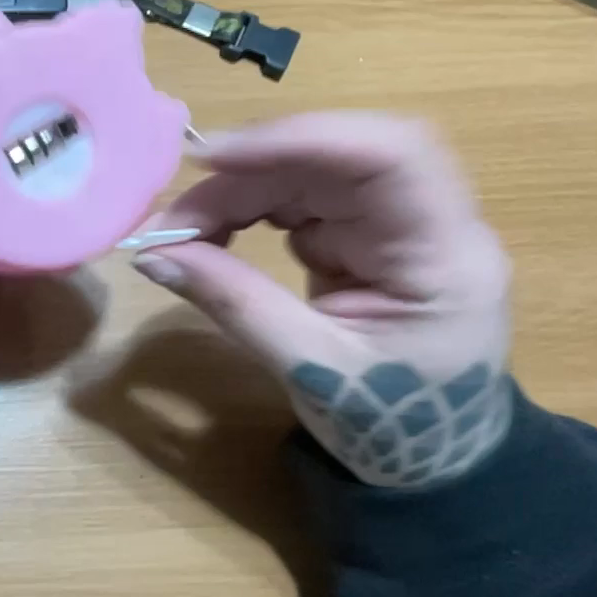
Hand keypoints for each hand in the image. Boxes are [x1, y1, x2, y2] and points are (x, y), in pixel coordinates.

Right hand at [130, 113, 512, 486]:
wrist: (434, 455)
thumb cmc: (391, 423)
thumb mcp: (310, 369)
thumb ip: (234, 303)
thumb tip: (152, 255)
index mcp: (445, 255)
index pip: (388, 156)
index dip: (298, 141)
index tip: (210, 160)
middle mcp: (427, 220)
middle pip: (330, 160)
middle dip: (241, 180)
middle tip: (168, 225)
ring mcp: (393, 223)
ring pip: (306, 173)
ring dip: (234, 194)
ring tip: (177, 235)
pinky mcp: (362, 234)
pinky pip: (296, 199)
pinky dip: (244, 211)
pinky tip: (210, 238)